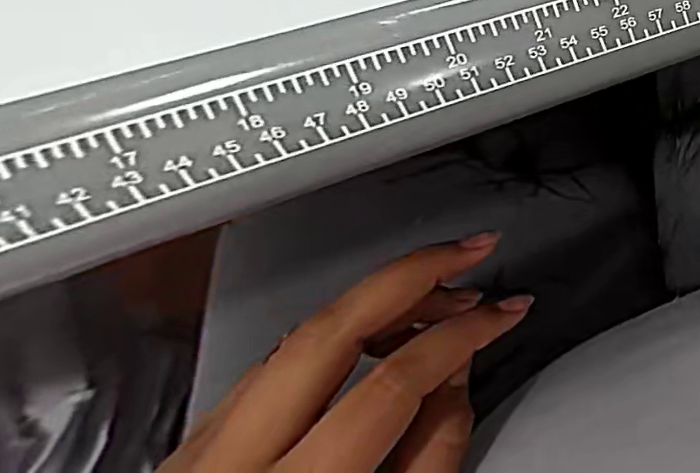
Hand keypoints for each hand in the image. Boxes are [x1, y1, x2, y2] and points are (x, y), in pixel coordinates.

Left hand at [162, 233, 530, 472]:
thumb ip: (434, 451)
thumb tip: (459, 367)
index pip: (392, 381)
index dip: (465, 332)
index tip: (507, 311)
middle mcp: (224, 470)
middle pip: (334, 328)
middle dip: (418, 272)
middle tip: (474, 249)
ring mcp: (195, 455)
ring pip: (305, 329)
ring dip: (388, 294)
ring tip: (444, 292)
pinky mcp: (193, 446)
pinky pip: (282, 357)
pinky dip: (346, 326)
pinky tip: (383, 326)